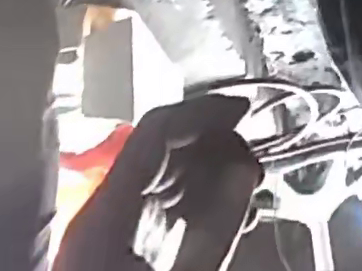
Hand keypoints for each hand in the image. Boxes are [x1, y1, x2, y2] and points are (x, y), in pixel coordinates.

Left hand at [57, 96, 261, 270]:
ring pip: (165, 181)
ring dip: (210, 170)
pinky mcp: (124, 254)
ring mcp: (113, 234)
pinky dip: (201, 202)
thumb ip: (212, 229)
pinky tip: (230, 203)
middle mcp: (106, 212)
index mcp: (107, 210)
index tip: (242, 108)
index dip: (202, 112)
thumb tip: (245, 168)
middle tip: (255, 145)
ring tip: (250, 172)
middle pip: (161, 153)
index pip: (156, 133)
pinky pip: (166, 212)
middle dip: (212, 141)